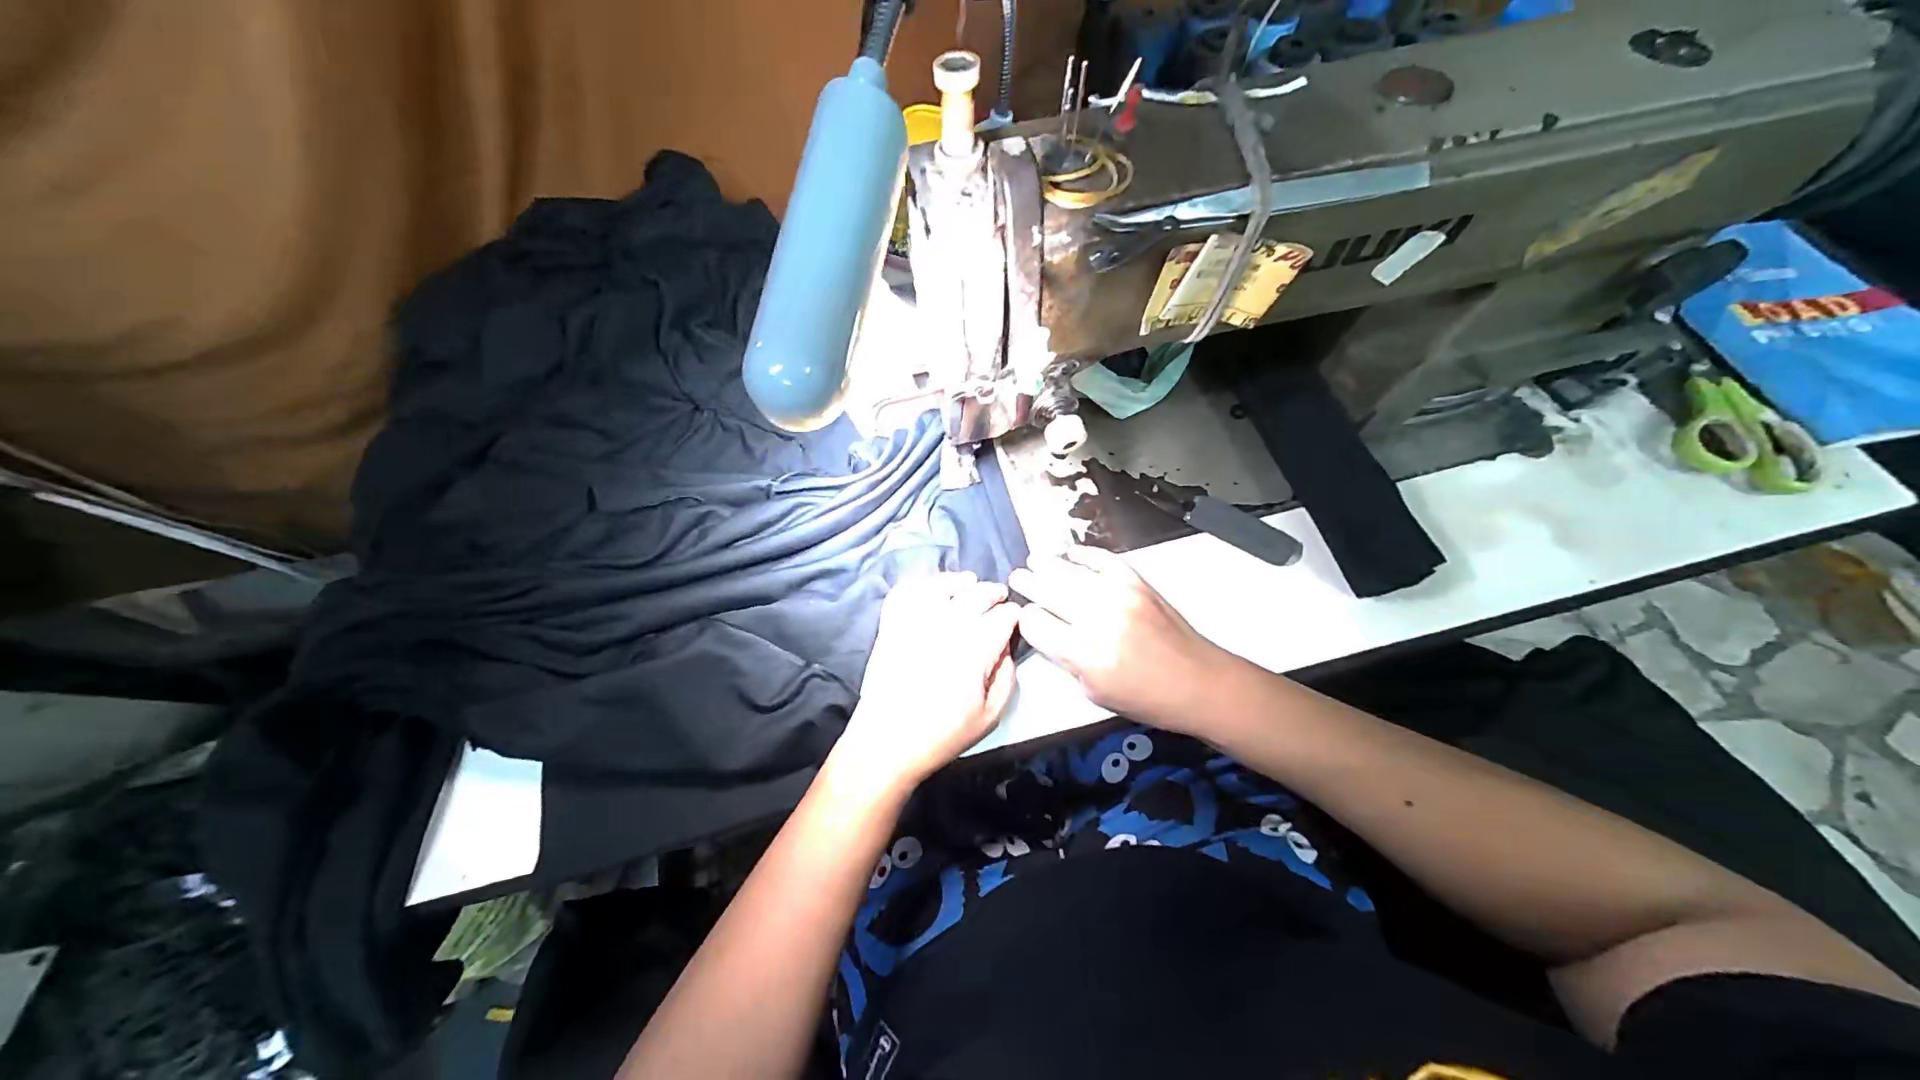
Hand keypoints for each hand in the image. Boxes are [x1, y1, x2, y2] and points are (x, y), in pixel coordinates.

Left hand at [831, 573, 1020, 793]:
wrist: (886, 741)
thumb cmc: (941, 734)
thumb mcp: (990, 715)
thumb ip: (1006, 677)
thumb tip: (1006, 648)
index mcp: (976, 648)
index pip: (1003, 615)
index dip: (1012, 615)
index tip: (1014, 619)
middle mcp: (947, 625)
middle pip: (977, 594)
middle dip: (992, 593)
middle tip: (998, 598)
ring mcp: (916, 620)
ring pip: (944, 585)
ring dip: (961, 582)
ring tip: (968, 583)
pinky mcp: (892, 623)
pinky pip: (907, 590)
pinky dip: (922, 582)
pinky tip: (932, 587)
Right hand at [1010, 546, 1232, 732]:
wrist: (1197, 682)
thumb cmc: (1146, 697)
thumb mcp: (1094, 691)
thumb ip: (1065, 659)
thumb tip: (1046, 631)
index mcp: (1086, 654)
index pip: (1036, 623)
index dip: (1026, 620)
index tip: (1026, 618)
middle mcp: (1099, 619)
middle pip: (1048, 590)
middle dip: (1028, 584)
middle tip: (1016, 578)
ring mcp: (1119, 595)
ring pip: (1070, 570)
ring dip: (1047, 564)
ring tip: (1034, 561)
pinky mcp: (1137, 582)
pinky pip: (1102, 558)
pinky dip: (1083, 553)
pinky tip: (1069, 555)